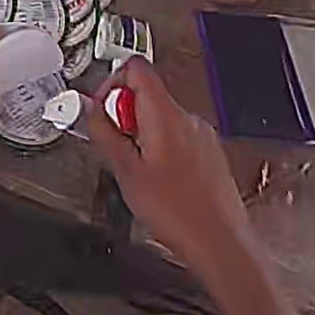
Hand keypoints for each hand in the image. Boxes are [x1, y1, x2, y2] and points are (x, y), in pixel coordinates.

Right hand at [84, 59, 255, 273]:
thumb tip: (92, 111)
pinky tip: (161, 181)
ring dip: (143, 133)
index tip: (103, 107)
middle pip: (148, 93)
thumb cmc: (179, 214)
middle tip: (119, 146)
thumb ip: (105, 135)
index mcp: (165, 115)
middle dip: (125, 115)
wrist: (222, 246)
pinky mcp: (210, 153)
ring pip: (162, 116)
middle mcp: (187, 118)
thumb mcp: (127, 173)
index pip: (137, 68)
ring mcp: (202, 135)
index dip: (113, 81)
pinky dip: (162, 147)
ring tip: (140, 170)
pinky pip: (179, 135)